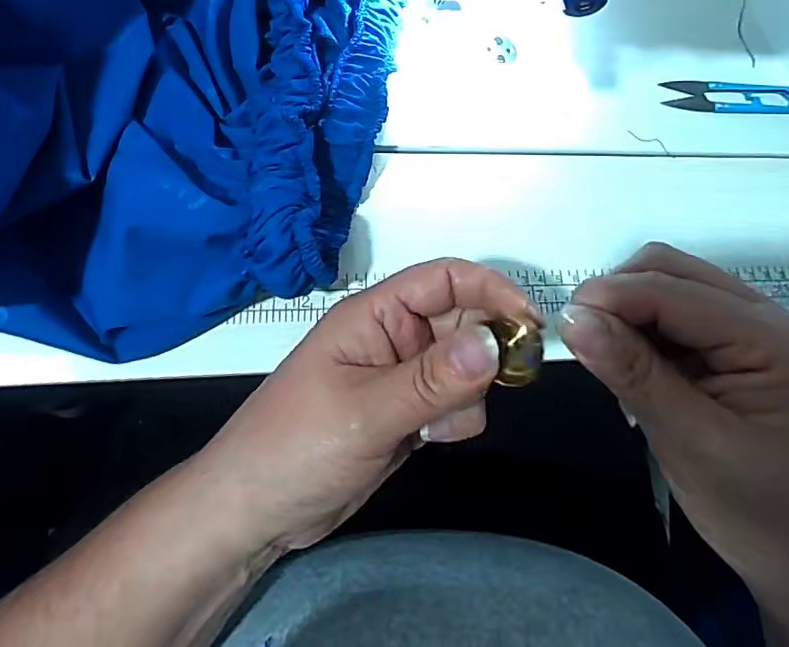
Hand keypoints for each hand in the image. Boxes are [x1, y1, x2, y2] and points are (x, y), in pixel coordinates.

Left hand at [185, 258, 537, 554]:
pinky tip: (427, 440)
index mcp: (372, 314)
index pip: (442, 278)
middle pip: (460, 318)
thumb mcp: (366, 412)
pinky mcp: (403, 410)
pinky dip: (455, 417)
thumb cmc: (296, 446)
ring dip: (467, 392)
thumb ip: (432, 380)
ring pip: (462, 364)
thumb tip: (494, 342)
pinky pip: (451, 400)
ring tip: (435, 426)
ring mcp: (397, 375)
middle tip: (504, 384)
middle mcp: (389, 335)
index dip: (490, 289)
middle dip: (485, 347)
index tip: (532, 325)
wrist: (256, 510)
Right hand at [557, 244, 788, 637]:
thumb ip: (632, 373)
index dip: (610, 295)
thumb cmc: (766, 518)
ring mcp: (757, 335)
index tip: (562, 323)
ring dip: (629, 310)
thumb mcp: (692, 445)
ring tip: (609, 357)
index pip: (672, 289)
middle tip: (584, 338)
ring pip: (671, 286)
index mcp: (774, 341)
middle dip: (618, 294)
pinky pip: (678, 316)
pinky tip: (635, 366)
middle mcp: (769, 321)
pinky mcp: (740, 353)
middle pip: (671, 271)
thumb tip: (571, 317)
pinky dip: (644, 328)